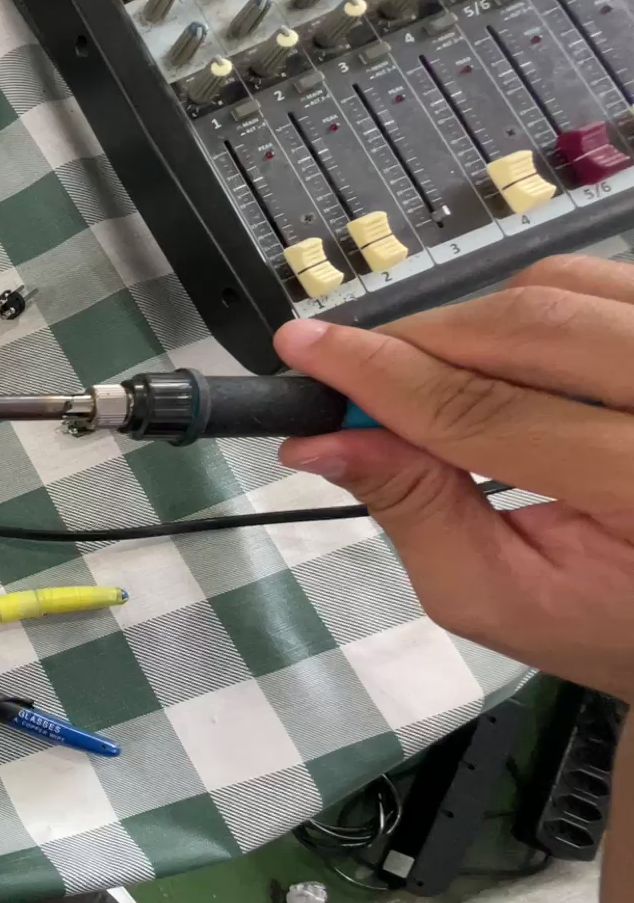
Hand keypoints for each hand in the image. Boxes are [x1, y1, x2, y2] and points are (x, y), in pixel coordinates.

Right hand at [274, 254, 633, 698]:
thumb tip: (317, 444)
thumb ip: (410, 508)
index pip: (482, 410)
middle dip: (412, 342)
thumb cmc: (606, 617)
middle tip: (348, 377)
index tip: (299, 344)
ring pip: (567, 288)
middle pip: (528, 327)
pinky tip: (503, 369)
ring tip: (434, 382)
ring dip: (470, 327)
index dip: (376, 374)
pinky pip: (604, 285)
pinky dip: (528, 316)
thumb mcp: (490, 592)